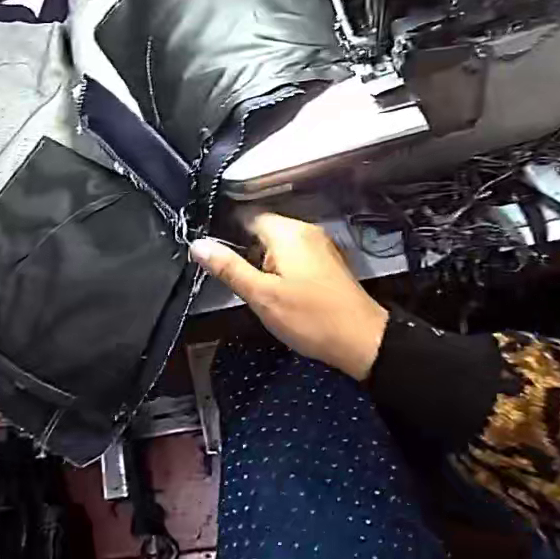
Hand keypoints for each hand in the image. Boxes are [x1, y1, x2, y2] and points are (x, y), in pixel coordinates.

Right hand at [190, 212, 388, 379]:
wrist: (362, 341)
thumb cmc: (310, 318)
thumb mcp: (261, 295)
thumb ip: (228, 268)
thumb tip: (197, 244)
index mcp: (288, 232)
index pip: (246, 217)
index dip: (226, 235)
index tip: (215, 258)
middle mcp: (305, 231)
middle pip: (261, 230)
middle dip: (245, 252)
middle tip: (238, 281)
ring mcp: (319, 246)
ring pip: (277, 245)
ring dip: (262, 263)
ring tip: (257, 290)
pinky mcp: (326, 262)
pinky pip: (293, 255)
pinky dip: (280, 269)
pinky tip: (279, 292)